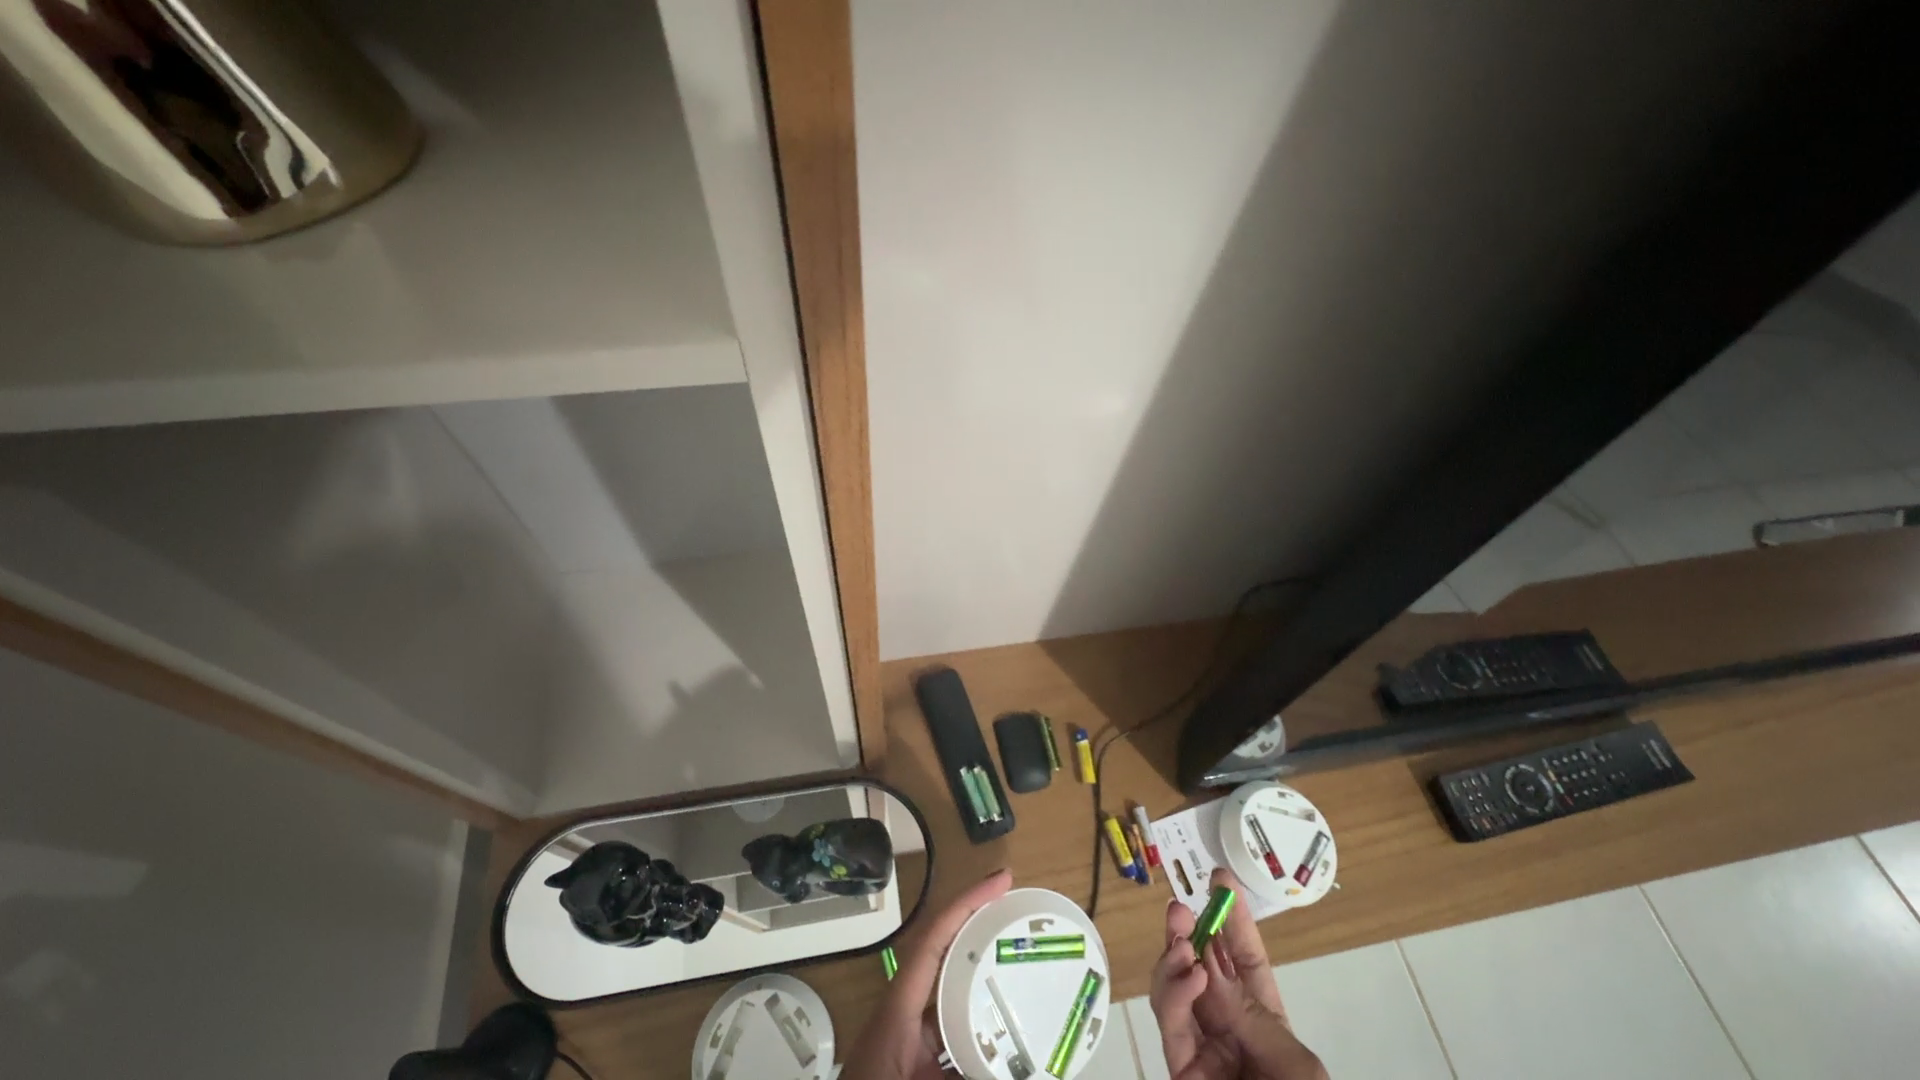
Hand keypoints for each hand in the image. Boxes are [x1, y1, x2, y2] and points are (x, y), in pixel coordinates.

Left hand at [841, 868, 1012, 1079]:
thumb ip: (968, 1070)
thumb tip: (1024, 1065)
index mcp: (895, 1017)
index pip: (932, 944)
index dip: (965, 906)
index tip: (1000, 880)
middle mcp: (903, 1023)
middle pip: (946, 965)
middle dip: (982, 939)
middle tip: (1023, 920)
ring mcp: (909, 1049)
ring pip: (954, 1006)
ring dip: (988, 989)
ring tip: (1030, 975)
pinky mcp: (916, 1069)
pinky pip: (954, 1044)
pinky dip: (982, 1037)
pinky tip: (1016, 1047)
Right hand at [1149, 869, 1326, 1079]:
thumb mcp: (1293, 1069)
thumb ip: (1249, 1016)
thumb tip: (1206, 964)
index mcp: (1267, 1028)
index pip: (1246, 964)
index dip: (1234, 924)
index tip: (1220, 881)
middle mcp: (1229, 1032)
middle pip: (1203, 971)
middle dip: (1191, 933)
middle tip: (1179, 905)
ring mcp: (1201, 1053)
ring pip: (1175, 992)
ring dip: (1174, 959)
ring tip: (1181, 940)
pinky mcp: (1179, 1073)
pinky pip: (1171, 1027)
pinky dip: (1174, 995)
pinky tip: (1189, 973)